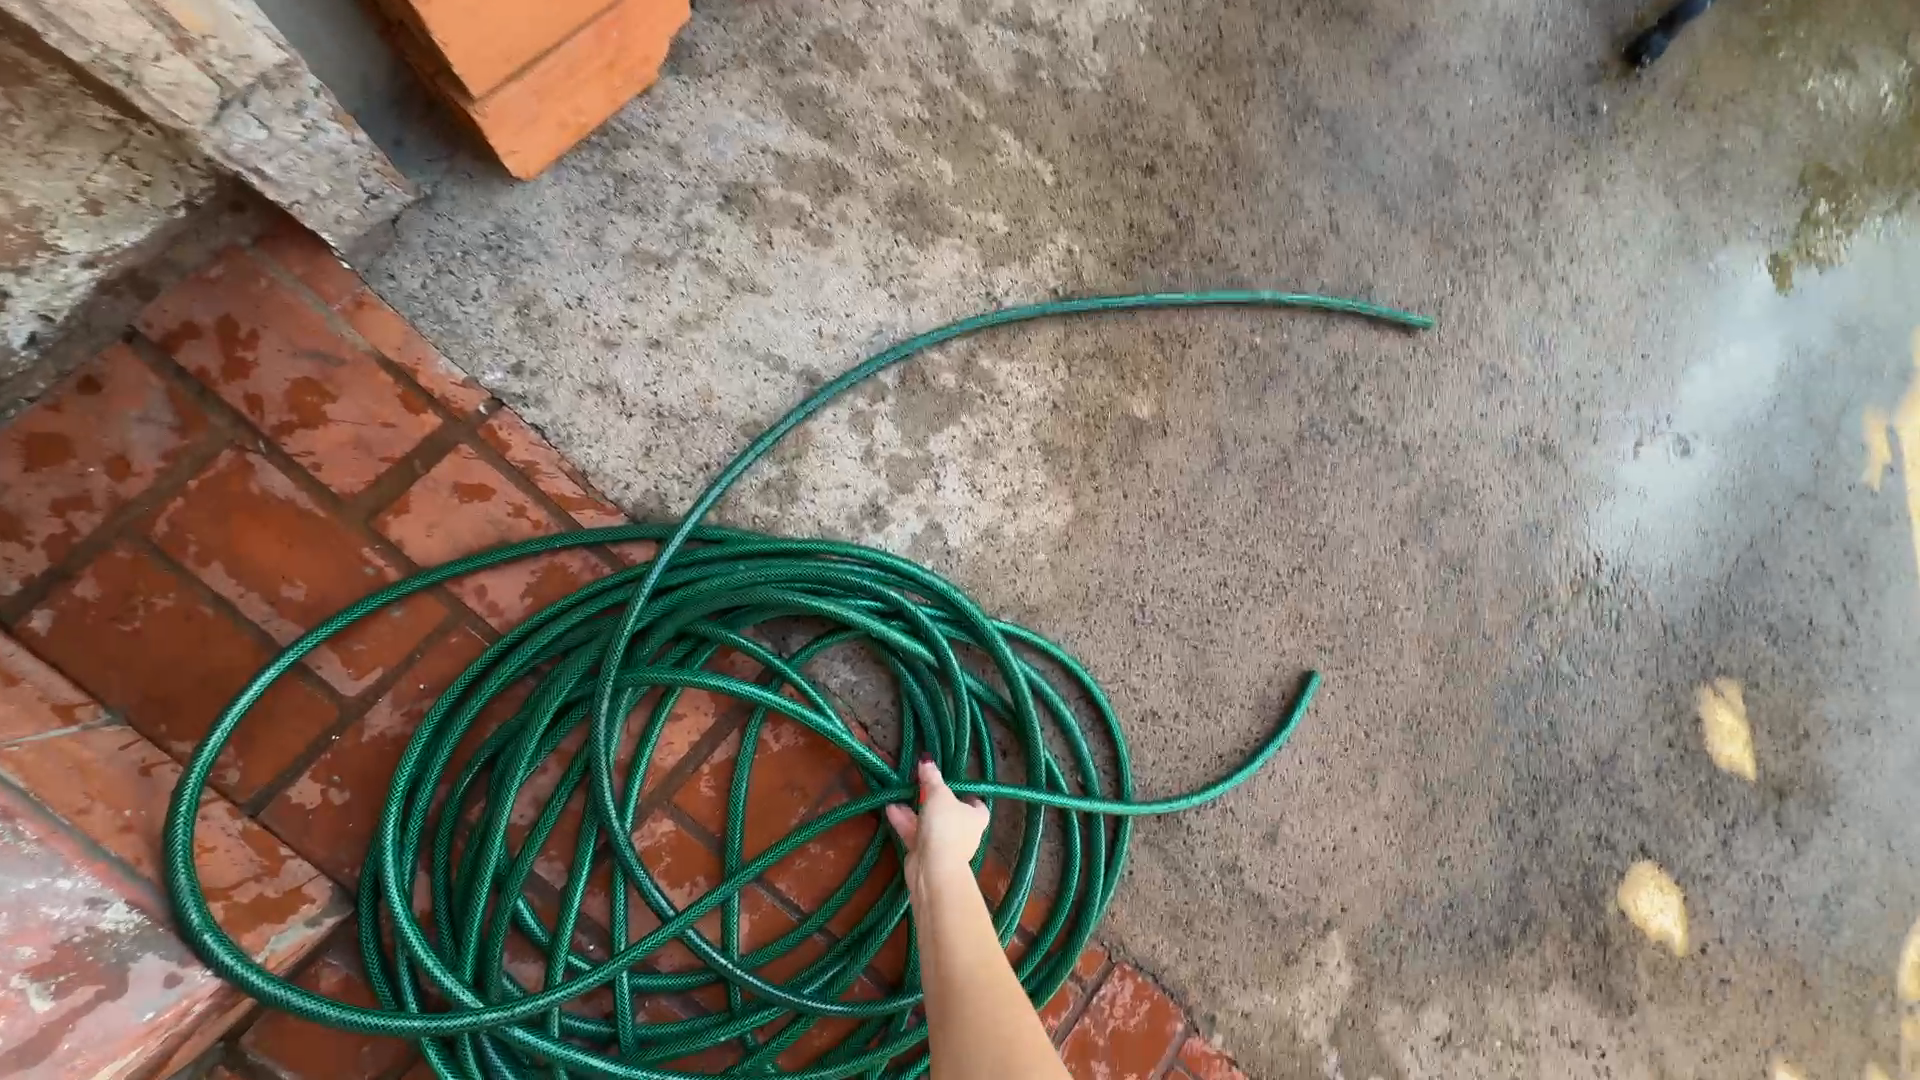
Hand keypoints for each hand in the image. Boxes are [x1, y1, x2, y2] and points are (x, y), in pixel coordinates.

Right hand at [884, 759, 989, 894]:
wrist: (933, 869)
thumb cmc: (945, 827)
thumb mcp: (939, 795)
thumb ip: (932, 778)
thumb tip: (926, 760)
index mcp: (975, 817)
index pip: (977, 804)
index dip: (967, 795)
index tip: (953, 784)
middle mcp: (962, 831)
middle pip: (948, 811)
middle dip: (932, 798)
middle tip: (919, 783)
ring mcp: (943, 844)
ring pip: (928, 822)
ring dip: (914, 808)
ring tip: (899, 792)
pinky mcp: (924, 853)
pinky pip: (914, 832)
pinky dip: (904, 821)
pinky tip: (890, 808)